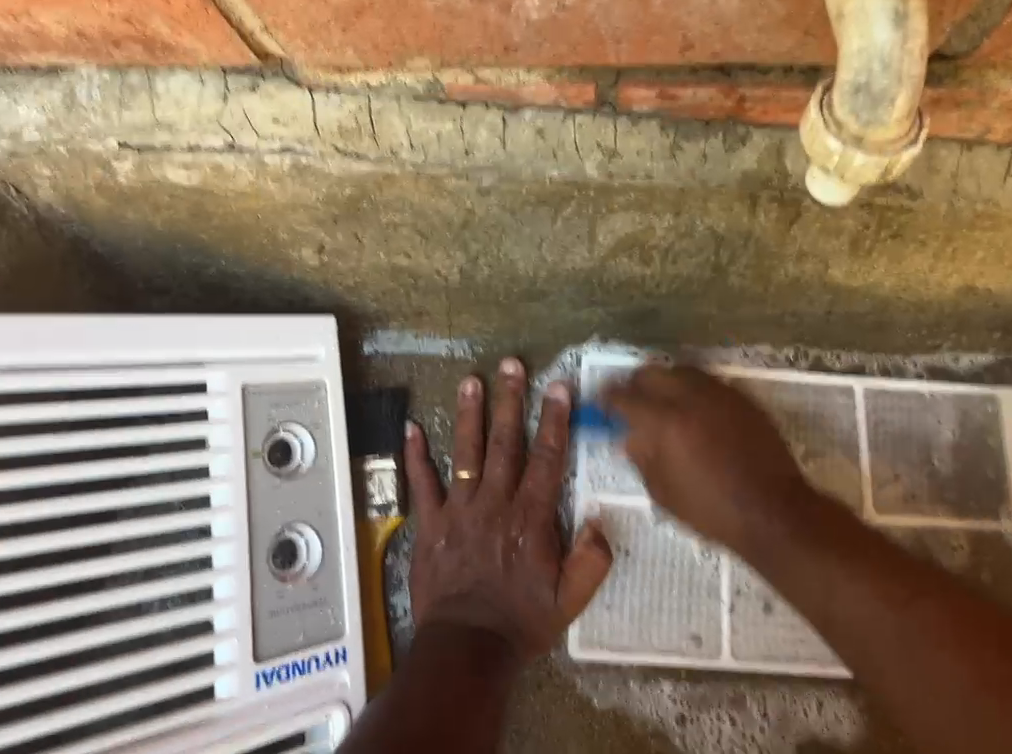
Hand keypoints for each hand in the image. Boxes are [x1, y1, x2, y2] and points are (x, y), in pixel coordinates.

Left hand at [404, 357, 613, 662]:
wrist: (466, 648)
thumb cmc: (521, 621)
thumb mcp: (570, 600)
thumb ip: (591, 559)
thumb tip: (600, 520)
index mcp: (531, 517)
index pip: (547, 458)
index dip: (554, 419)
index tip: (559, 386)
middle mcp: (495, 503)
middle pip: (505, 443)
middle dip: (511, 401)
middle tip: (512, 364)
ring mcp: (460, 510)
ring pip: (465, 452)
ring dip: (469, 414)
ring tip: (471, 380)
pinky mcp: (431, 524)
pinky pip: (422, 483)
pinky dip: (415, 455)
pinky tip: (411, 427)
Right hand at [605, 364, 816, 552]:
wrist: (772, 512)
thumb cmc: (711, 511)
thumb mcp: (663, 492)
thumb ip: (642, 458)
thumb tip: (629, 436)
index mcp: (664, 422)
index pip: (624, 397)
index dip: (607, 398)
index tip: (600, 403)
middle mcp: (689, 397)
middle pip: (651, 372)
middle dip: (635, 384)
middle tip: (631, 401)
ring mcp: (719, 394)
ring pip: (681, 371)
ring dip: (666, 383)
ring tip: (664, 404)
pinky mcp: (741, 398)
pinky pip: (708, 383)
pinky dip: (693, 391)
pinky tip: (695, 412)